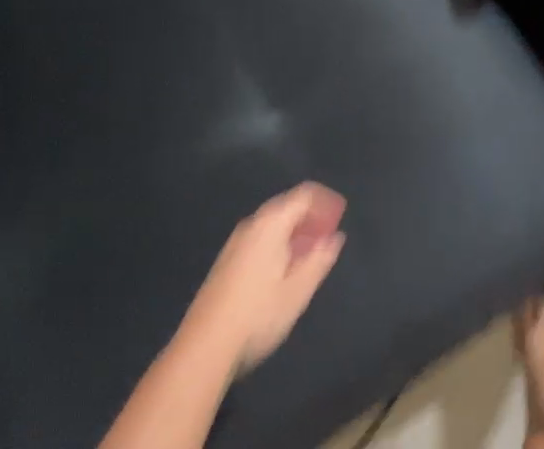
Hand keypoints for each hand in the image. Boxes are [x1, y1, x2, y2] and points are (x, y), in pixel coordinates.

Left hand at [178, 182, 347, 376]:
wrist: (204, 348)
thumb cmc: (258, 315)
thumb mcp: (299, 290)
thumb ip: (320, 258)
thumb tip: (334, 238)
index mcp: (271, 225)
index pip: (304, 195)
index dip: (326, 201)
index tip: (340, 217)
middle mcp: (251, 227)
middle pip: (287, 207)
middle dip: (311, 218)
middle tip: (328, 238)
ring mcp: (234, 245)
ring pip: (272, 225)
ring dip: (295, 232)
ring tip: (311, 255)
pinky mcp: (225, 263)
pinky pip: (260, 239)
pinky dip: (279, 243)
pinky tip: (285, 270)